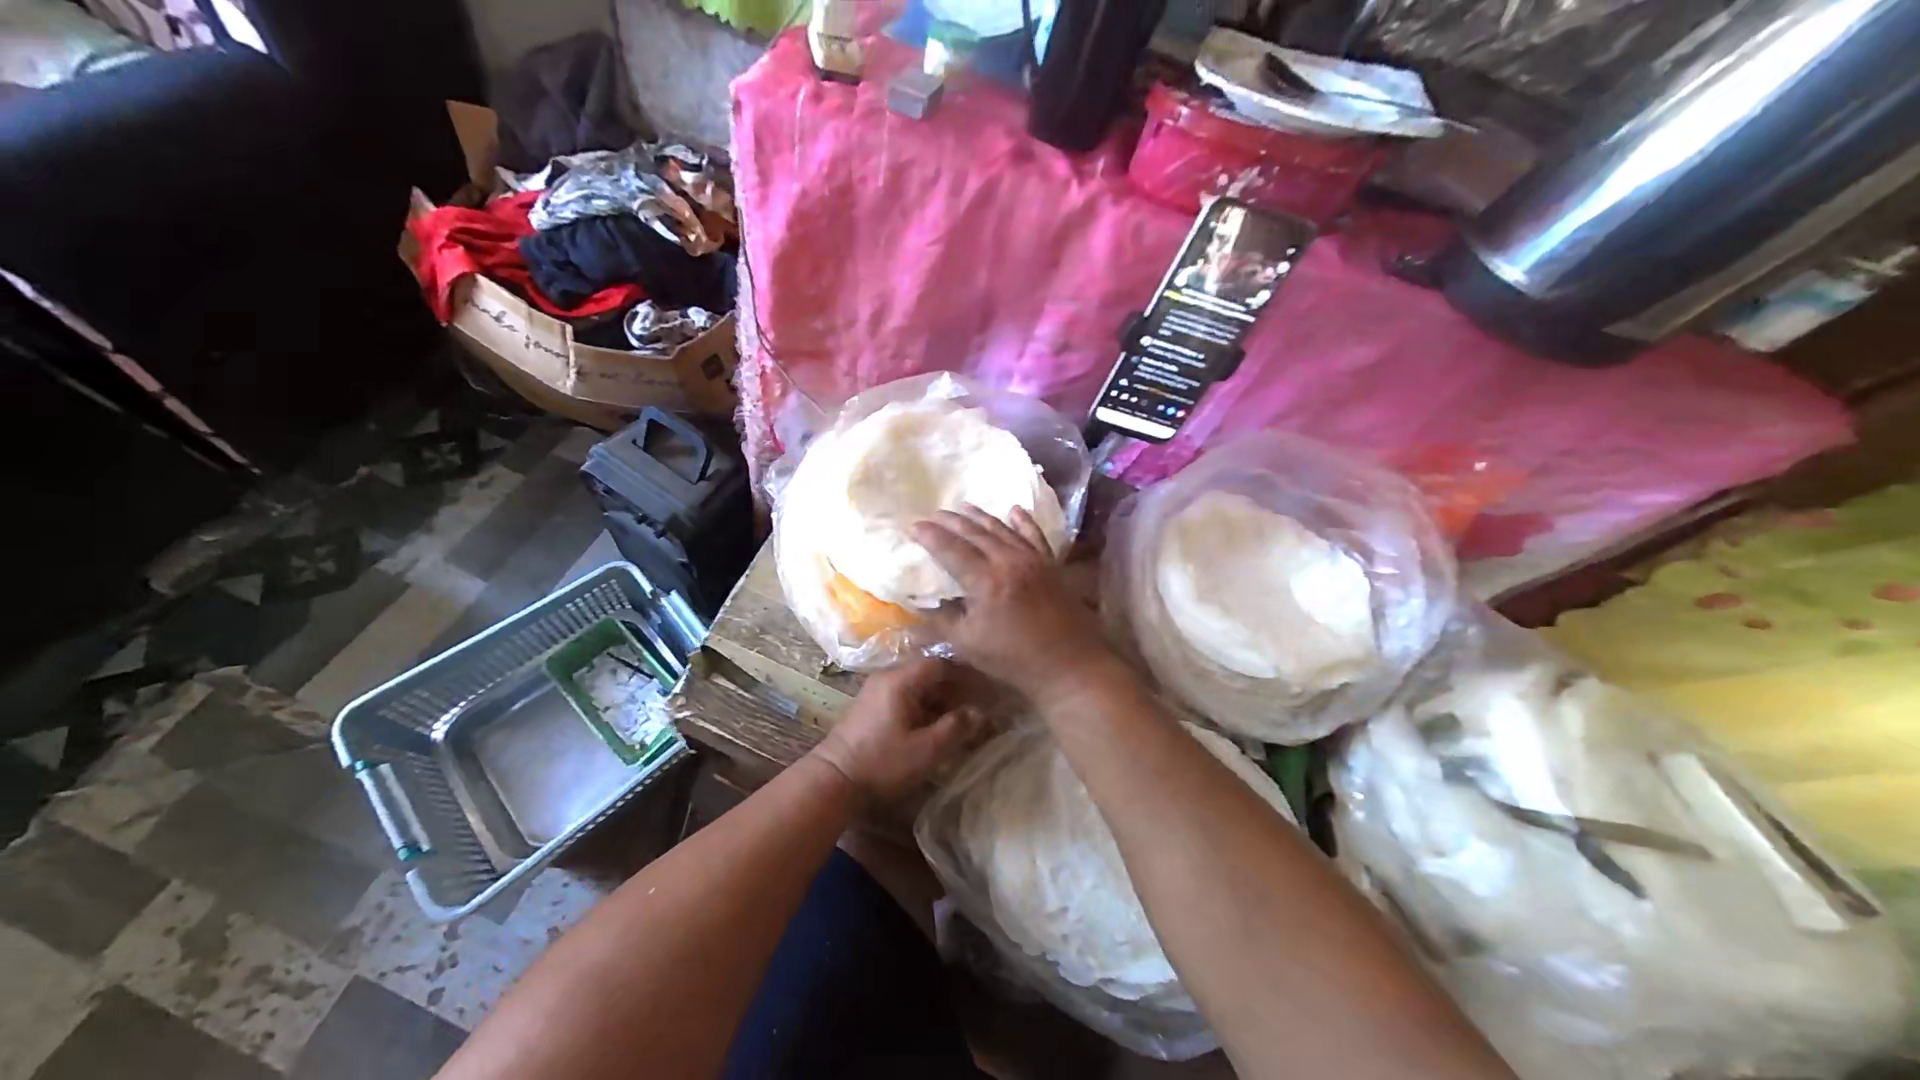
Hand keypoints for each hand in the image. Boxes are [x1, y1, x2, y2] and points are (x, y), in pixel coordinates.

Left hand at [812, 656, 983, 803]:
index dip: (965, 674)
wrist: (834, 780)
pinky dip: (925, 708)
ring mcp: (878, 691)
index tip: (985, 688)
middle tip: (978, 705)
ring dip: (940, 700)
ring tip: (963, 718)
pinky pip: (906, 697)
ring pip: (918, 687)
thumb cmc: (882, 763)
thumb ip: (955, 727)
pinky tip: (939, 725)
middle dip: (955, 689)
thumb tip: (979, 713)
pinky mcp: (873, 707)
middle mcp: (887, 677)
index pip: (940, 662)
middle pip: (929, 673)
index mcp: (900, 680)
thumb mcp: (926, 749)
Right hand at [910, 505, 1116, 704]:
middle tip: (932, 514)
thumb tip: (917, 605)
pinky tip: (1014, 510)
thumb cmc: (1014, 659)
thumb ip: (940, 620)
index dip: (930, 535)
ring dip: (979, 516)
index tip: (913, 526)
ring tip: (962, 507)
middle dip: (950, 521)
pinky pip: (1034, 535)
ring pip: (1001, 529)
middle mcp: (1008, 560)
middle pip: (974, 532)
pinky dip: (1023, 521)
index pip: (950, 549)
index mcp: (985, 580)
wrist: (1069, 665)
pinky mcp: (1051, 564)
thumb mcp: (968, 644)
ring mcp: (1033, 559)